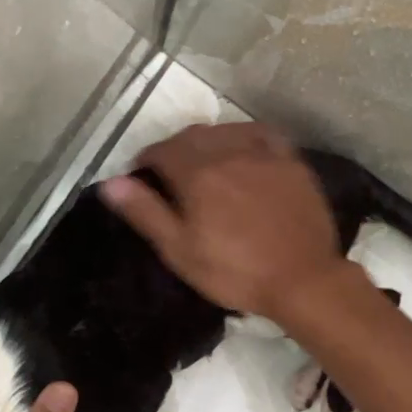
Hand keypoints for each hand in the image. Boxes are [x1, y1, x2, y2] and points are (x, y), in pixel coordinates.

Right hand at [99, 123, 353, 319]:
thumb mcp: (180, 251)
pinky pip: (261, 134)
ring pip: (225, 132)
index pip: (160, 151)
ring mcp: (263, 154)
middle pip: (192, 136)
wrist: (301, 279)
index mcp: (196, 174)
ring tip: (202, 164)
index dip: (145, 163)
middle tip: (168, 175)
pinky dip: (242, 137)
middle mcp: (227, 152)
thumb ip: (146, 213)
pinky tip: (241, 151)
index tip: (140, 179)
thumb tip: (110, 183)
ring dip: (206, 141)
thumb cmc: (234, 272)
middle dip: (173, 150)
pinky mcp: (291, 162)